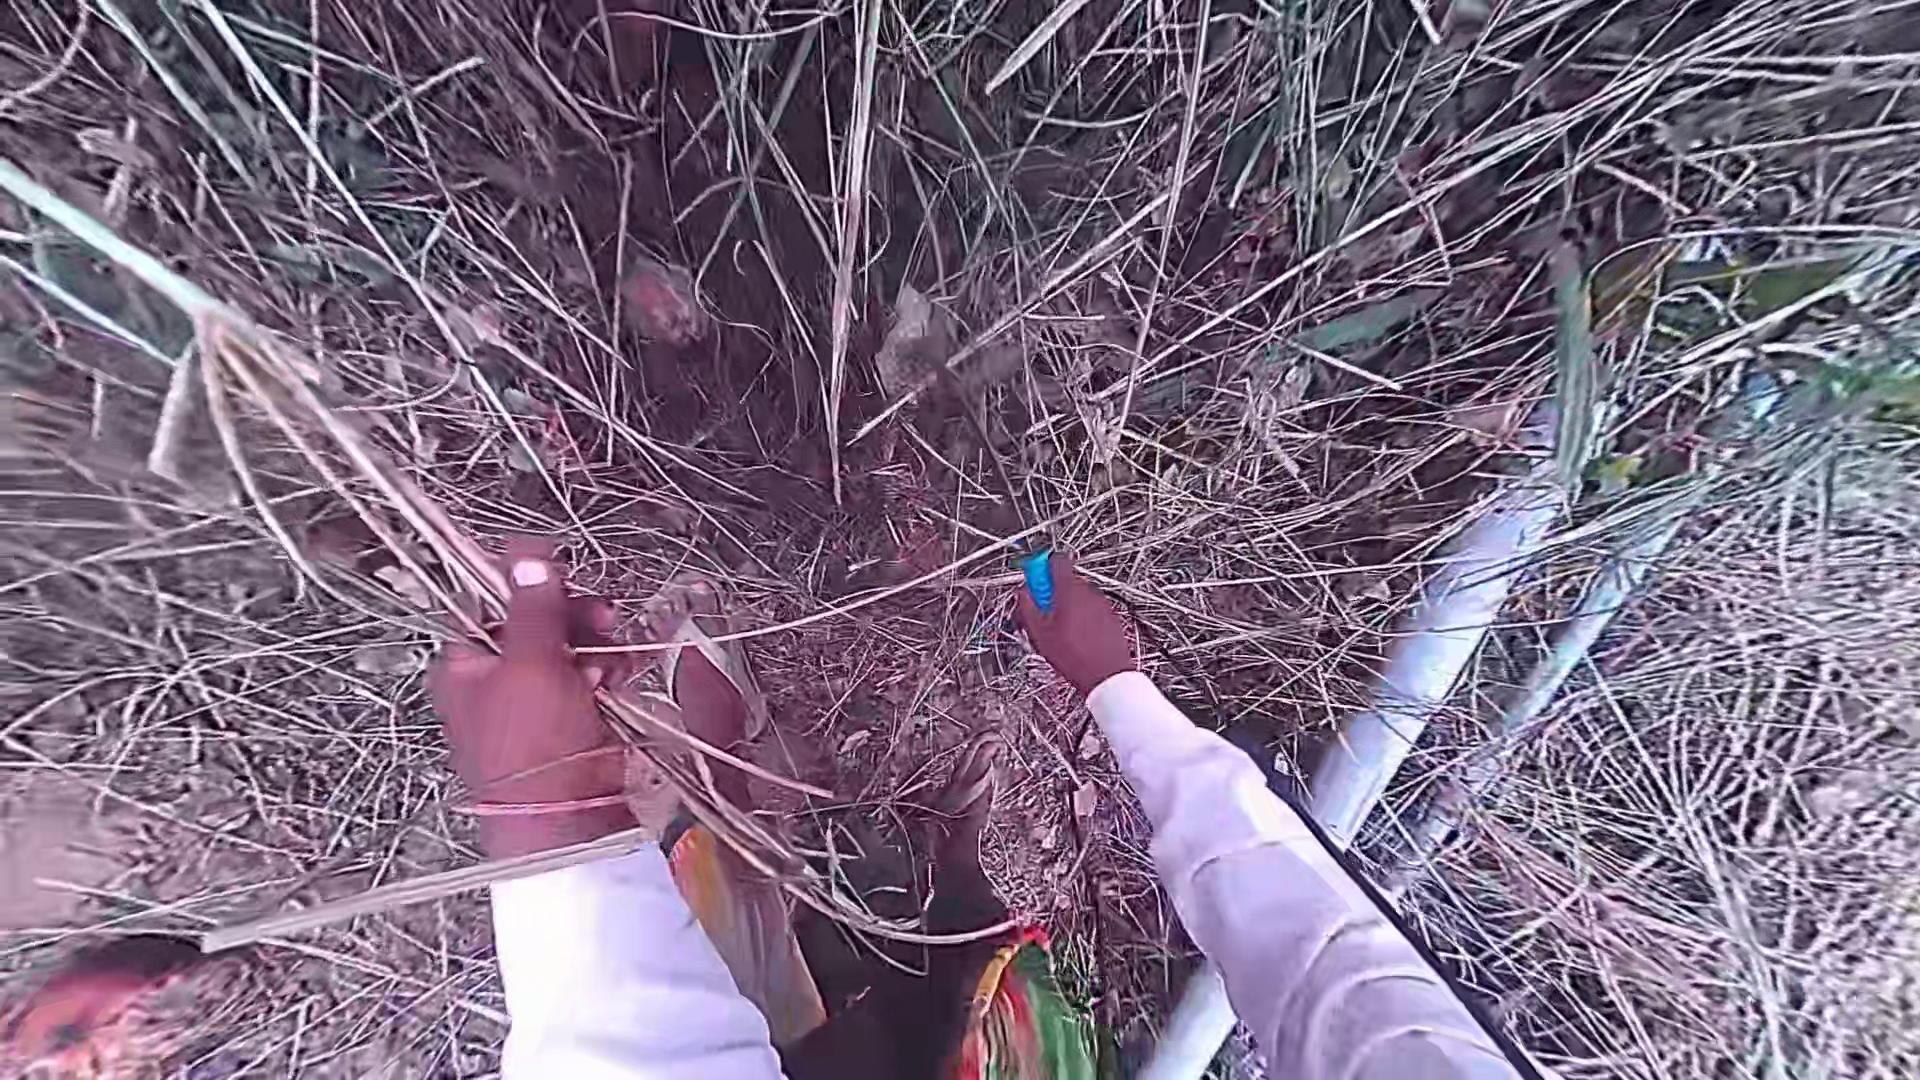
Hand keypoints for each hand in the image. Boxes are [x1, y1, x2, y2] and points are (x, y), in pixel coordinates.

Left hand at [428, 540, 633, 857]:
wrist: (569, 809)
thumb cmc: (531, 740)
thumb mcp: (529, 664)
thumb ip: (533, 606)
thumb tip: (526, 553)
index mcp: (469, 661)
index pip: (495, 602)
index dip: (530, 585)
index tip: (564, 571)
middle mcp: (502, 673)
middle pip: (542, 619)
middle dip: (576, 615)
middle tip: (603, 616)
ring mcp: (542, 691)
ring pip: (576, 641)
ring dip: (600, 642)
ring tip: (613, 656)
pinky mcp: (578, 705)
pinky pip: (598, 667)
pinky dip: (614, 663)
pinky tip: (623, 672)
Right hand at [1015, 555, 1135, 696]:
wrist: (1106, 676)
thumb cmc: (1075, 656)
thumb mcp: (1039, 632)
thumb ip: (1027, 605)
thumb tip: (1022, 593)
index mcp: (1069, 590)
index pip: (1056, 561)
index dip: (1042, 568)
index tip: (1035, 582)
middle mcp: (1088, 592)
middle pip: (1066, 579)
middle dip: (1052, 592)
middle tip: (1042, 612)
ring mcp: (1102, 604)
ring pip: (1078, 595)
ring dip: (1067, 605)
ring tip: (1059, 629)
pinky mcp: (1111, 617)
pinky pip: (1091, 609)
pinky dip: (1082, 616)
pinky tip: (1075, 637)